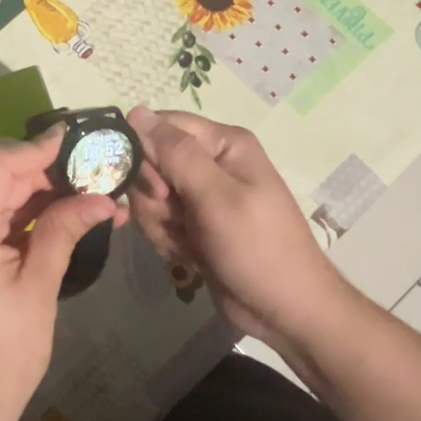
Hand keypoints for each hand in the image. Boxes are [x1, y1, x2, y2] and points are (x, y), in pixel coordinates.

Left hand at [0, 129, 125, 420]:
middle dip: (48, 167)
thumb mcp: (39, 287)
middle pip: (1, 175)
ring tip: (96, 190)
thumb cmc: (6, 350)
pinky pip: (6, 218)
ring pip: (6, 194)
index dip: (35, 146)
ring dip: (47, 189)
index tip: (78, 142)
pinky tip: (75, 214)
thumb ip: (64, 231)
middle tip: (98, 170)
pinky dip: (37, 212)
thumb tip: (103, 197)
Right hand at [126, 106, 341, 338]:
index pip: (161, 126)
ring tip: (184, 243)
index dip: (146, 153)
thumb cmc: (257, 249)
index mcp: (224, 143)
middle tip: (173, 218)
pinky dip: (166, 238)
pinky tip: (187, 255)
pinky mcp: (195, 223)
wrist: (285, 310)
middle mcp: (211, 162)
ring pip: (150, 195)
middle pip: (151, 162)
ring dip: (159, 222)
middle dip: (153, 196)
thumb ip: (175, 152)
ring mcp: (202, 194)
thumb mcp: (215, 197)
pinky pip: (160, 219)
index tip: (156, 188)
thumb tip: (135, 110)